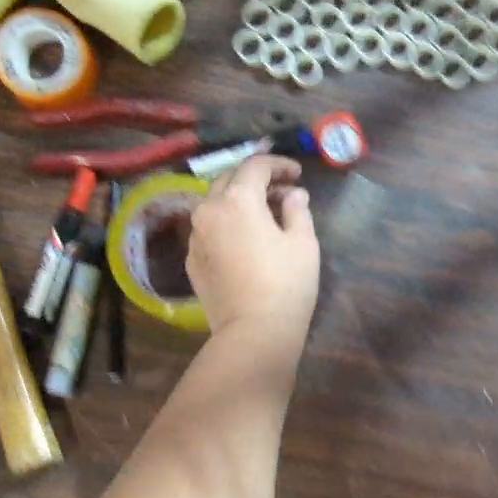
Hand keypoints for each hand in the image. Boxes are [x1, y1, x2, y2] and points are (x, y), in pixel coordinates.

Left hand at [186, 155, 318, 336]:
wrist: (254, 332)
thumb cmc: (286, 285)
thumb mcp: (304, 244)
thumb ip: (298, 211)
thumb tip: (294, 195)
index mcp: (238, 199)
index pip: (256, 166)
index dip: (278, 165)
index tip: (297, 173)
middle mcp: (209, 209)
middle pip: (229, 180)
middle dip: (255, 180)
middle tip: (281, 192)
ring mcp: (195, 236)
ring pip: (215, 204)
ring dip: (238, 202)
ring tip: (262, 216)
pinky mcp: (192, 260)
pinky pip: (209, 230)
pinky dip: (227, 225)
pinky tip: (244, 241)